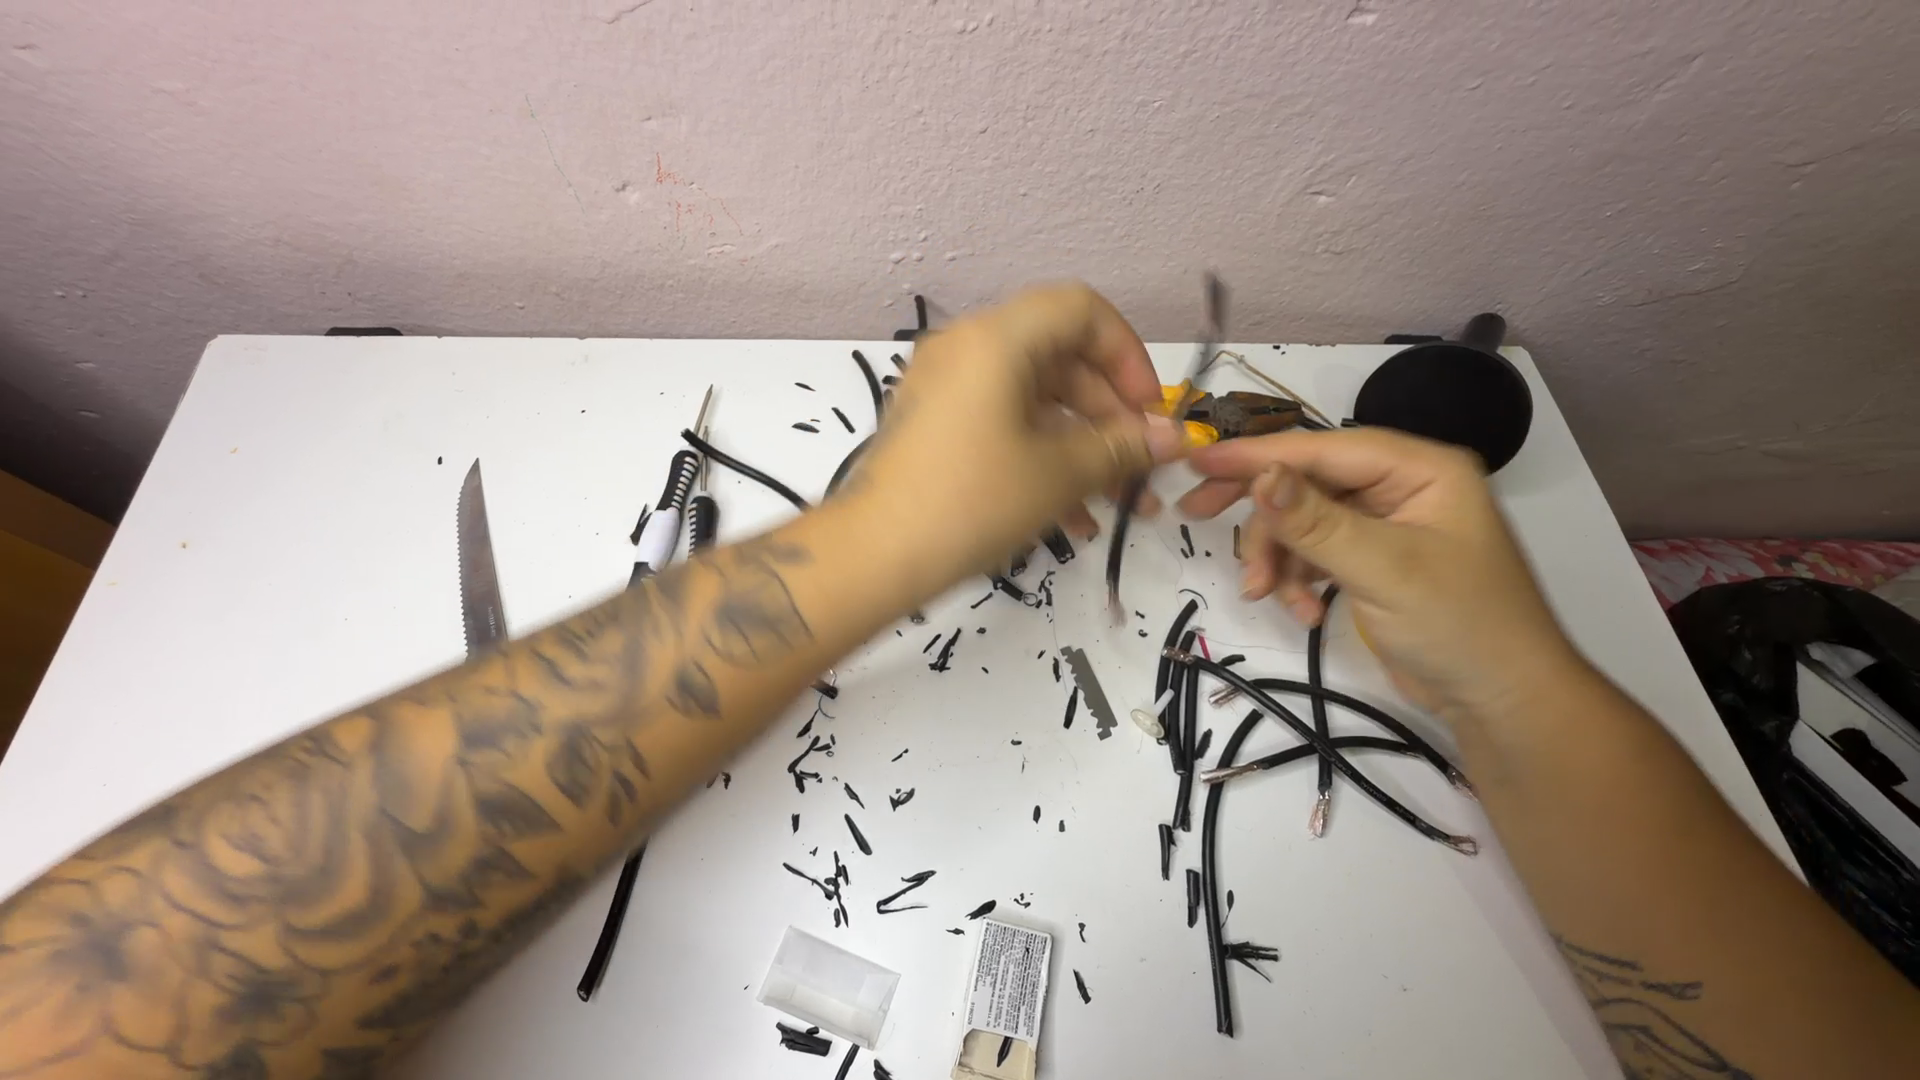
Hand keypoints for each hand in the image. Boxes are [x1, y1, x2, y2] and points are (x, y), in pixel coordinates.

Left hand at [848, 283, 1183, 589]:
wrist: (875, 556)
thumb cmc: (971, 502)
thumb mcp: (1058, 474)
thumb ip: (1122, 448)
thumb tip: (1175, 438)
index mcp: (995, 339)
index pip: (1080, 310)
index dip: (1127, 354)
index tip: (1149, 409)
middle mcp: (967, 350)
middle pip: (1060, 359)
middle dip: (1109, 415)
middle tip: (1141, 465)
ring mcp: (947, 390)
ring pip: (1035, 402)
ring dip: (1082, 448)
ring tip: (1120, 503)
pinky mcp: (937, 428)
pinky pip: (1004, 427)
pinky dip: (1042, 459)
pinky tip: (1076, 517)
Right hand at [1178, 428, 1582, 722]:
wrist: (1499, 702)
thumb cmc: (1459, 625)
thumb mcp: (1383, 569)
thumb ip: (1315, 521)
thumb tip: (1259, 476)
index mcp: (1418, 469)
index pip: (1322, 449)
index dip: (1257, 455)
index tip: (1199, 463)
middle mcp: (1398, 487)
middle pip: (1305, 481)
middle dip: (1257, 509)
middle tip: (1193, 513)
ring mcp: (1381, 525)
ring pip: (1299, 522)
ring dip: (1276, 558)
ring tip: (1262, 594)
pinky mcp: (1367, 560)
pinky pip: (1311, 553)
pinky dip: (1296, 580)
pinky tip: (1301, 611)